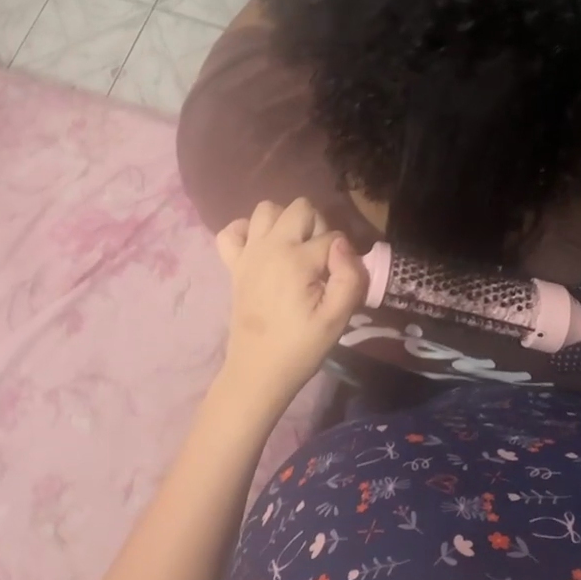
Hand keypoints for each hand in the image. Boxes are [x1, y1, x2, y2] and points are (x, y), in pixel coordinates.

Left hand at [214, 198, 367, 404]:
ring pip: (266, 208)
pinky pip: (230, 230)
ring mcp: (247, 253)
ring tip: (293, 248)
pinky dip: (245, 231)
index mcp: (297, 259)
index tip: (338, 280)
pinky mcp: (233, 264)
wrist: (258, 372)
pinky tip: (260, 248)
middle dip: (316, 226)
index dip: (342, 256)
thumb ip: (350, 277)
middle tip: (318, 260)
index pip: (333, 236)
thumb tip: (342, 244)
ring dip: (284, 221)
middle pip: (301, 207)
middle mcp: (270, 246)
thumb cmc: (301, 347)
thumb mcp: (337, 318)